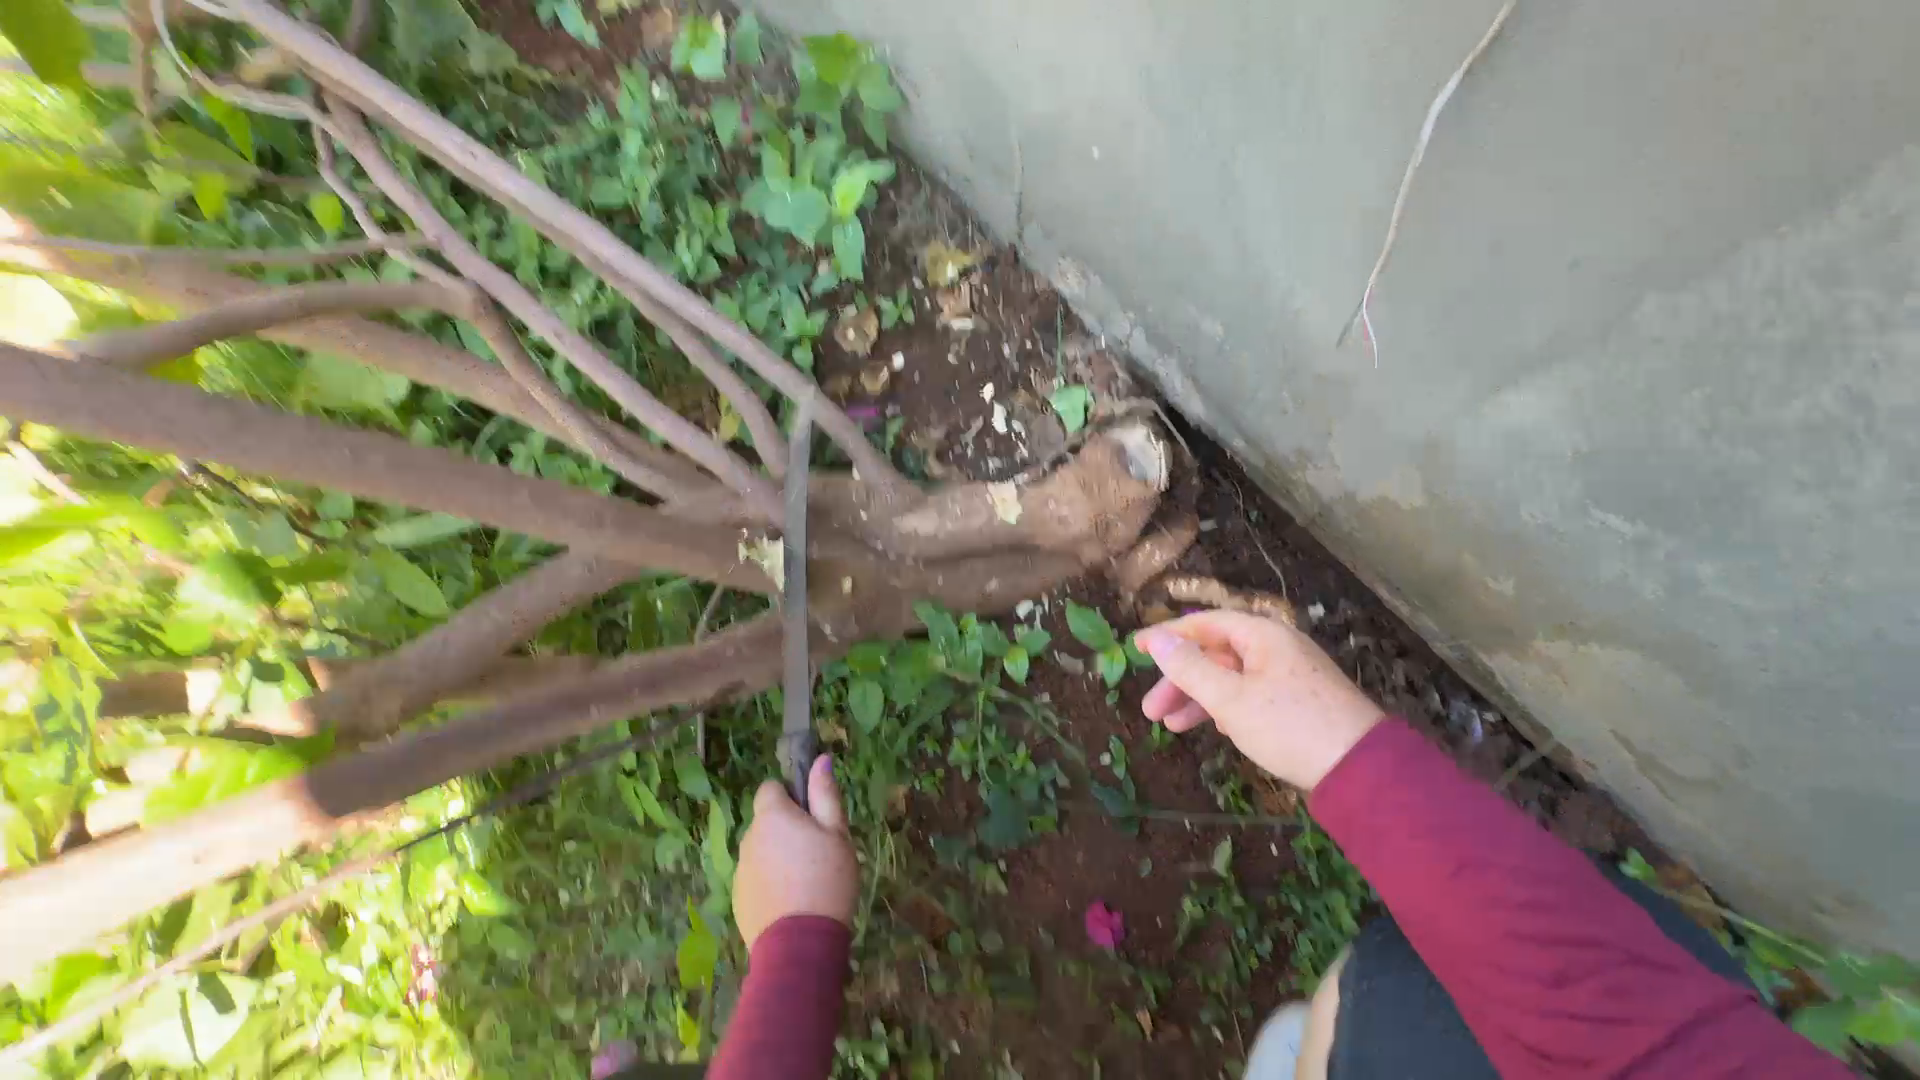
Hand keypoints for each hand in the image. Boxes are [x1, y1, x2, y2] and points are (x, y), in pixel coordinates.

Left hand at [732, 756, 857, 949]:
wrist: (800, 944)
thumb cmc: (826, 879)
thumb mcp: (837, 834)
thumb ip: (825, 795)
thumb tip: (821, 759)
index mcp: (772, 817)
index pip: (770, 788)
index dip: (790, 796)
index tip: (812, 817)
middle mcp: (749, 838)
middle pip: (766, 822)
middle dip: (786, 829)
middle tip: (817, 851)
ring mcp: (740, 871)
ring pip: (761, 851)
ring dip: (778, 856)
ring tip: (807, 881)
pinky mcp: (738, 900)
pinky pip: (756, 879)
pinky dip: (771, 883)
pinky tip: (792, 902)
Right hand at [1135, 610, 1383, 790]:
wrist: (1362, 770)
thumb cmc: (1289, 726)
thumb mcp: (1229, 698)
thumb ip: (1189, 668)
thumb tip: (1156, 639)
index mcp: (1262, 636)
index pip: (1205, 624)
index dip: (1168, 635)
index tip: (1135, 647)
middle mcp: (1276, 648)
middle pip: (1215, 654)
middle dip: (1180, 680)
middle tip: (1151, 710)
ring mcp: (1289, 676)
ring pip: (1231, 678)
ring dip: (1199, 699)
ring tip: (1171, 727)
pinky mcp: (1298, 702)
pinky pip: (1250, 695)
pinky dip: (1226, 708)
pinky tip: (1214, 729)